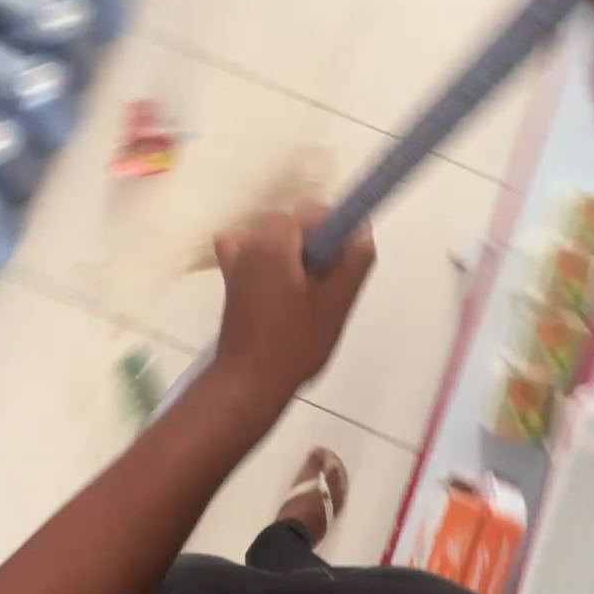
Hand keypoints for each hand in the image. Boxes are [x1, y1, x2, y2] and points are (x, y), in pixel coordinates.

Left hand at [210, 206, 375, 405]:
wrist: (249, 381)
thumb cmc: (295, 343)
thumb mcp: (337, 304)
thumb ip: (355, 261)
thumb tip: (363, 230)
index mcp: (274, 241)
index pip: (313, 212)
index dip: (336, 230)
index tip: (344, 262)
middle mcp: (250, 242)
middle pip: (293, 223)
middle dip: (317, 244)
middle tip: (330, 282)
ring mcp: (235, 261)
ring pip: (276, 238)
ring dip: (296, 254)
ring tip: (309, 291)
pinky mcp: (230, 279)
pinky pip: (253, 252)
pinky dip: (269, 259)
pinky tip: (282, 286)